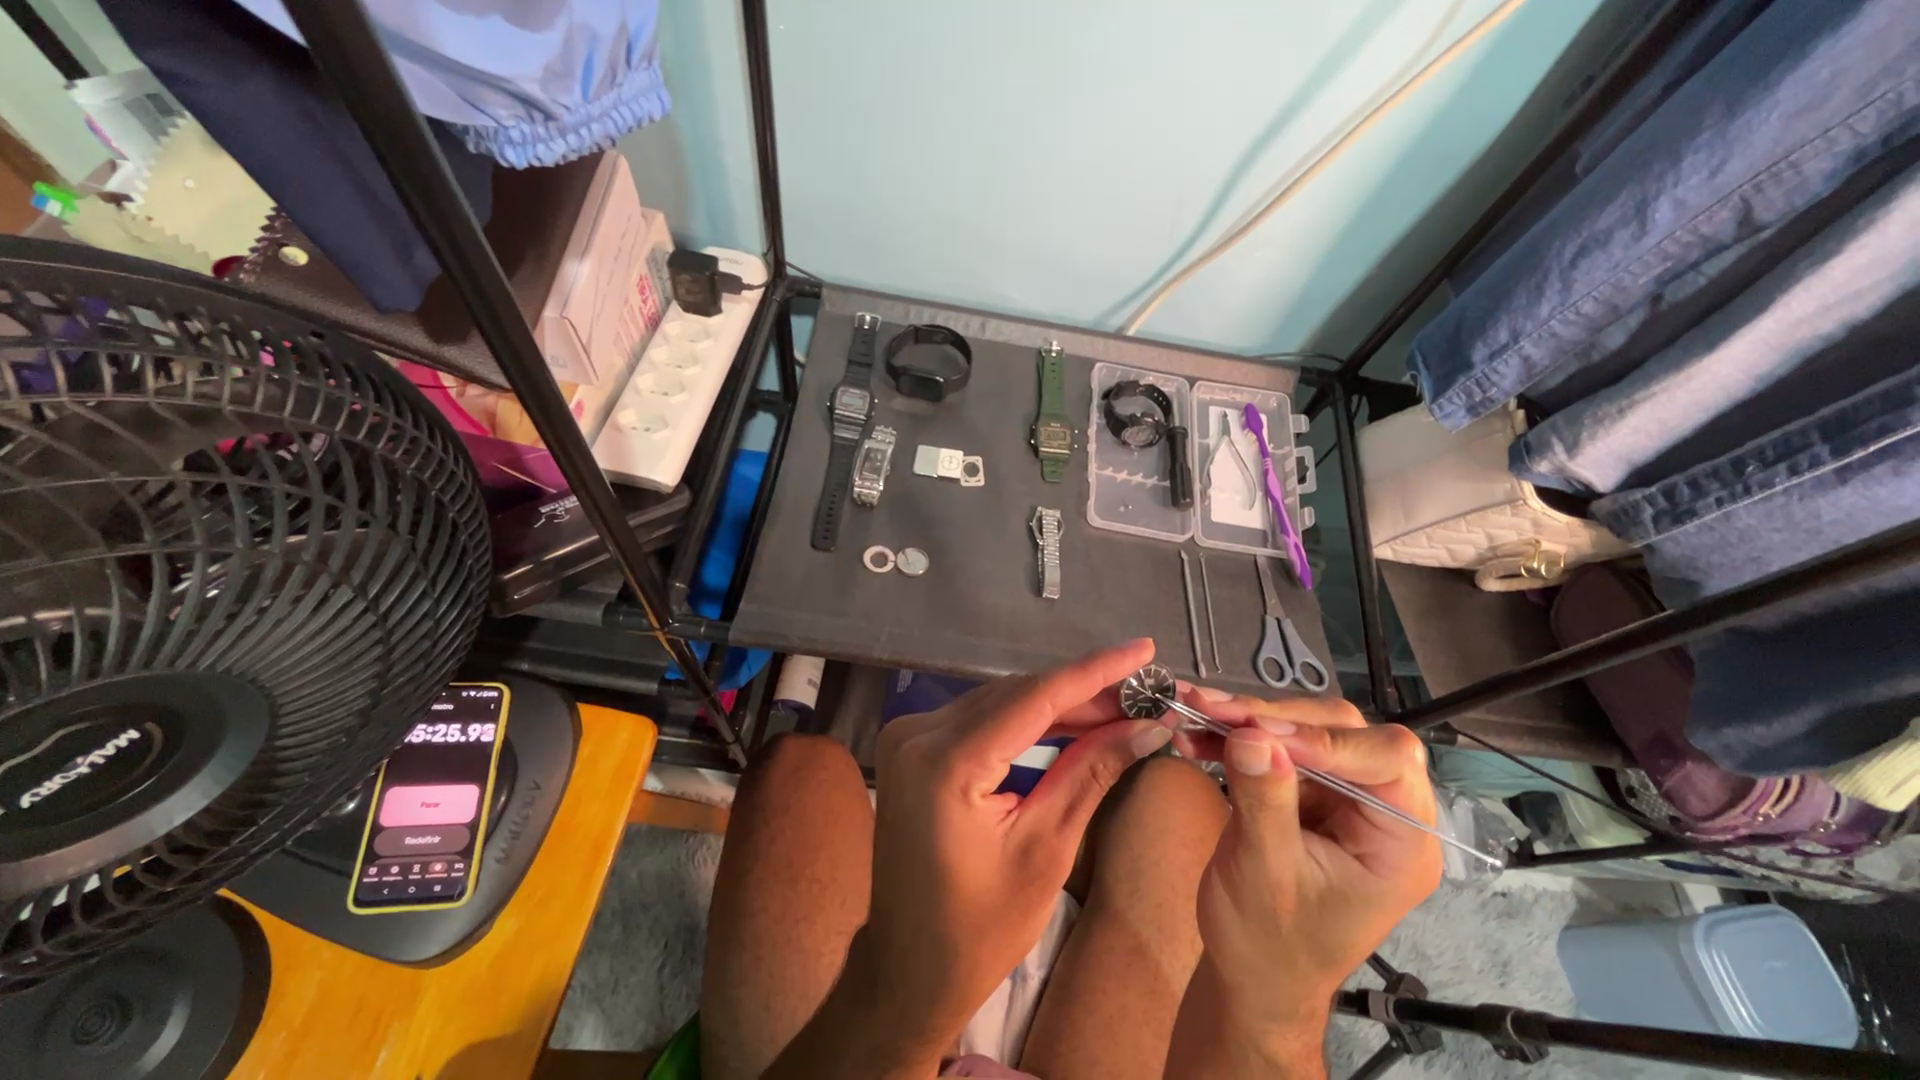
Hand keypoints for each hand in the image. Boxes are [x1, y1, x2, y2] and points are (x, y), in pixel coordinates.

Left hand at [772, 640, 1175, 1075]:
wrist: (909, 967)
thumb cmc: (981, 928)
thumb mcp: (1047, 848)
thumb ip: (1091, 772)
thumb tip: (1146, 725)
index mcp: (946, 763)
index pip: (1034, 698)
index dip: (1095, 672)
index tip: (1143, 651)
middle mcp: (918, 735)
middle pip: (1016, 696)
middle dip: (1083, 692)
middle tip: (1145, 692)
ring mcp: (909, 738)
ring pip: (999, 704)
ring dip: (1058, 705)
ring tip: (1121, 706)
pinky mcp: (912, 749)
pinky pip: (980, 721)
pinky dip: (1026, 722)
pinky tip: (1071, 723)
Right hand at [1169, 692, 1441, 1075]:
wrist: (1251, 976)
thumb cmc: (1268, 943)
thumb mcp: (1264, 873)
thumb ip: (1265, 800)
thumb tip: (1250, 735)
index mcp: (1401, 840)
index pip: (1387, 761)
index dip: (1325, 739)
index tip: (1258, 732)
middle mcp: (1382, 808)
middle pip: (1343, 733)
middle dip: (1274, 718)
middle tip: (1211, 709)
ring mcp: (1342, 796)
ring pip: (1306, 730)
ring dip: (1247, 720)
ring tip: (1194, 711)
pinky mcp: (1308, 791)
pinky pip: (1277, 746)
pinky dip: (1236, 736)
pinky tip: (1195, 735)